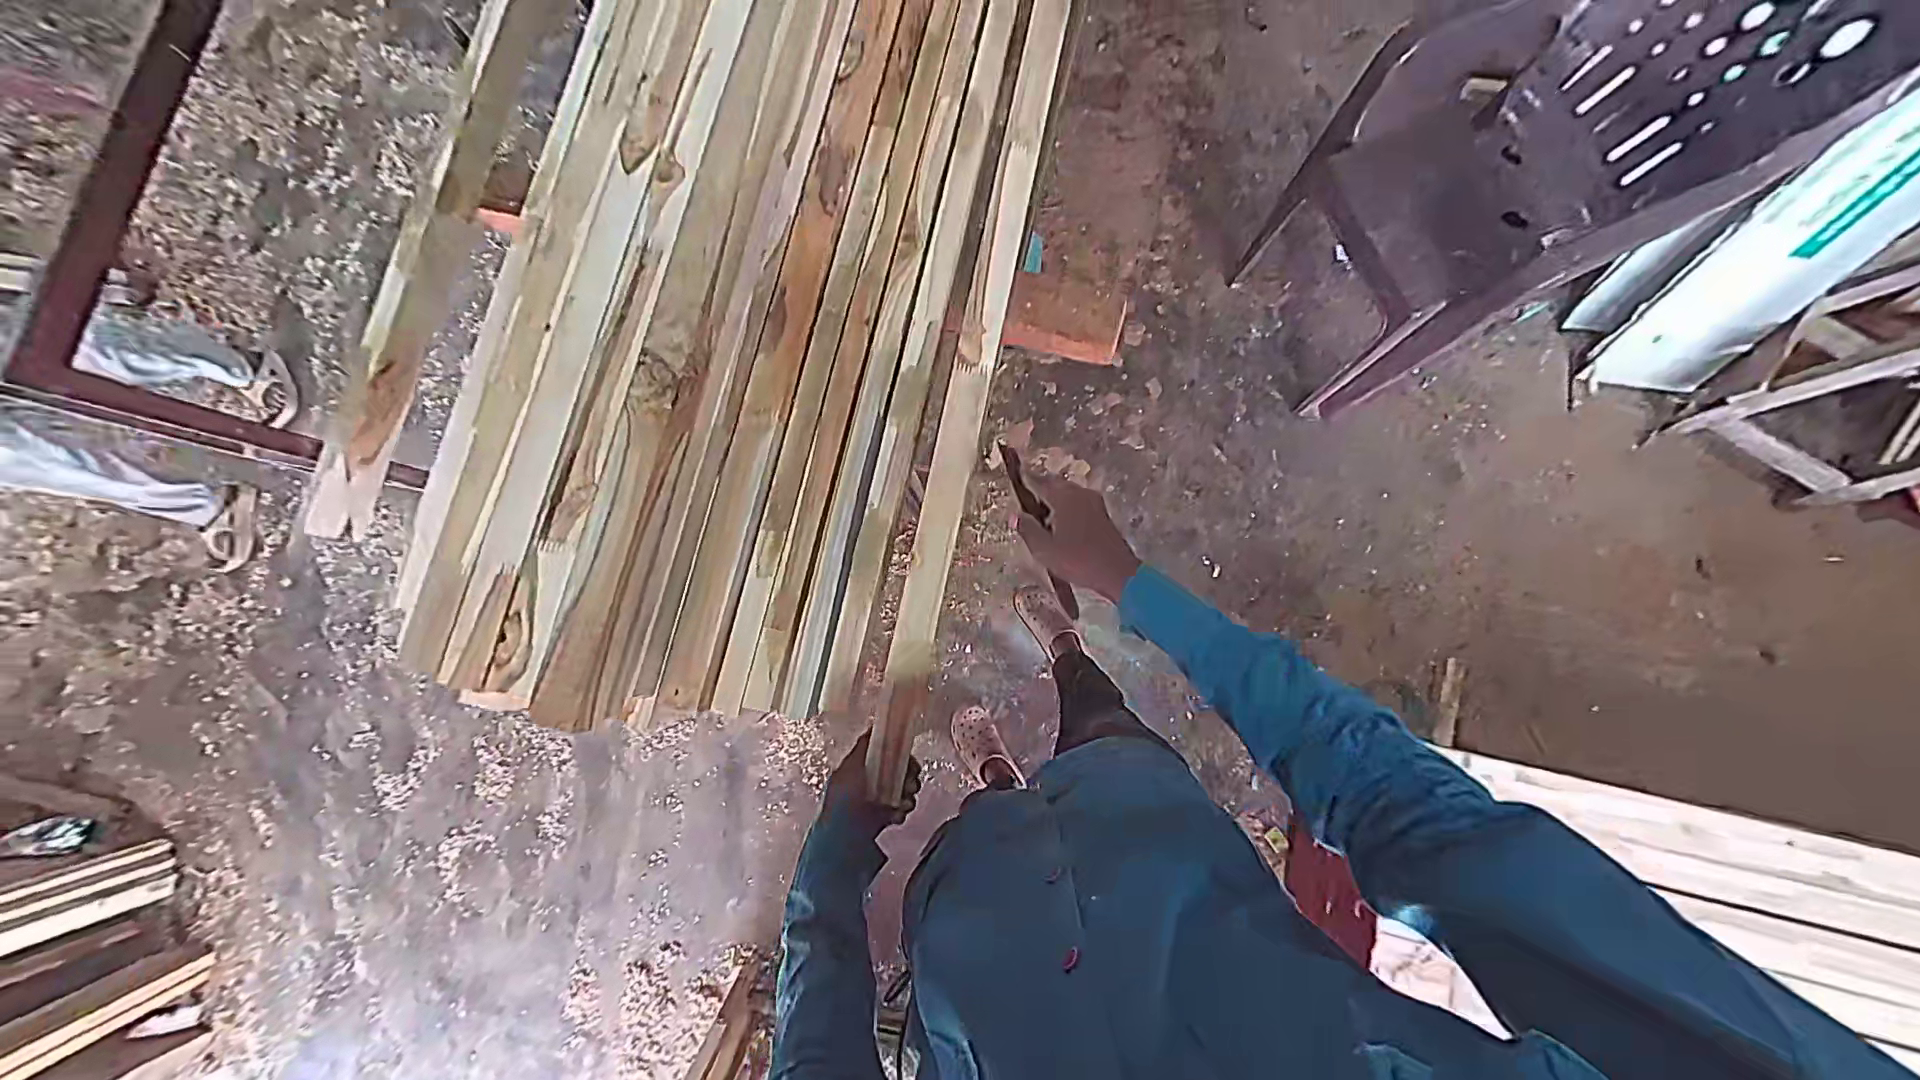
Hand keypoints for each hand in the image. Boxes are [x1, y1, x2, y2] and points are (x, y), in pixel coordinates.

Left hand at [823, 731, 920, 836]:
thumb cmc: (843, 796)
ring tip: (903, 801)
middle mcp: (872, 781)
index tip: (908, 760)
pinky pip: (902, 810)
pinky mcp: (884, 818)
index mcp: (863, 767)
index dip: (901, 756)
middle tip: (909, 783)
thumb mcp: (851, 764)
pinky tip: (895, 814)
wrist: (843, 832)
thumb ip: (863, 745)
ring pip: (905, 791)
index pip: (888, 755)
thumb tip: (873, 727)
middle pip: (901, 772)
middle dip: (909, 777)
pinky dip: (901, 812)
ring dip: (908, 795)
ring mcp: (879, 800)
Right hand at [1015, 471, 1141, 603]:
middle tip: (1025, 497)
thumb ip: (1028, 530)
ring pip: (1069, 494)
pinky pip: (1078, 504)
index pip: (1041, 482)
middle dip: (1041, 489)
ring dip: (1054, 500)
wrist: (1118, 573)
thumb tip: (1015, 516)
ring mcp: (1094, 504)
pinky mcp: (1102, 516)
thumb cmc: (1079, 560)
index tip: (1017, 477)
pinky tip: (1059, 525)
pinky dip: (1066, 508)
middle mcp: (1081, 494)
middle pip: (1056, 485)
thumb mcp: (1045, 550)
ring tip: (1039, 514)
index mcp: (1065, 498)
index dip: (1027, 479)